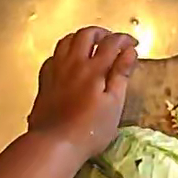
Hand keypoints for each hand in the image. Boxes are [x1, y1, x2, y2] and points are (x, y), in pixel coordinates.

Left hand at [27, 26, 137, 160]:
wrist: (54, 144)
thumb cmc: (90, 130)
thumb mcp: (114, 104)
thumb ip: (121, 75)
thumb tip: (130, 52)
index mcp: (94, 68)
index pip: (112, 43)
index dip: (125, 40)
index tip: (133, 45)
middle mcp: (73, 63)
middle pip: (86, 35)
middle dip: (102, 33)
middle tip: (113, 41)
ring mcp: (56, 70)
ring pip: (66, 40)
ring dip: (81, 38)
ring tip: (91, 46)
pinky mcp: (44, 80)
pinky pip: (54, 56)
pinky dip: (65, 52)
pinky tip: (70, 62)